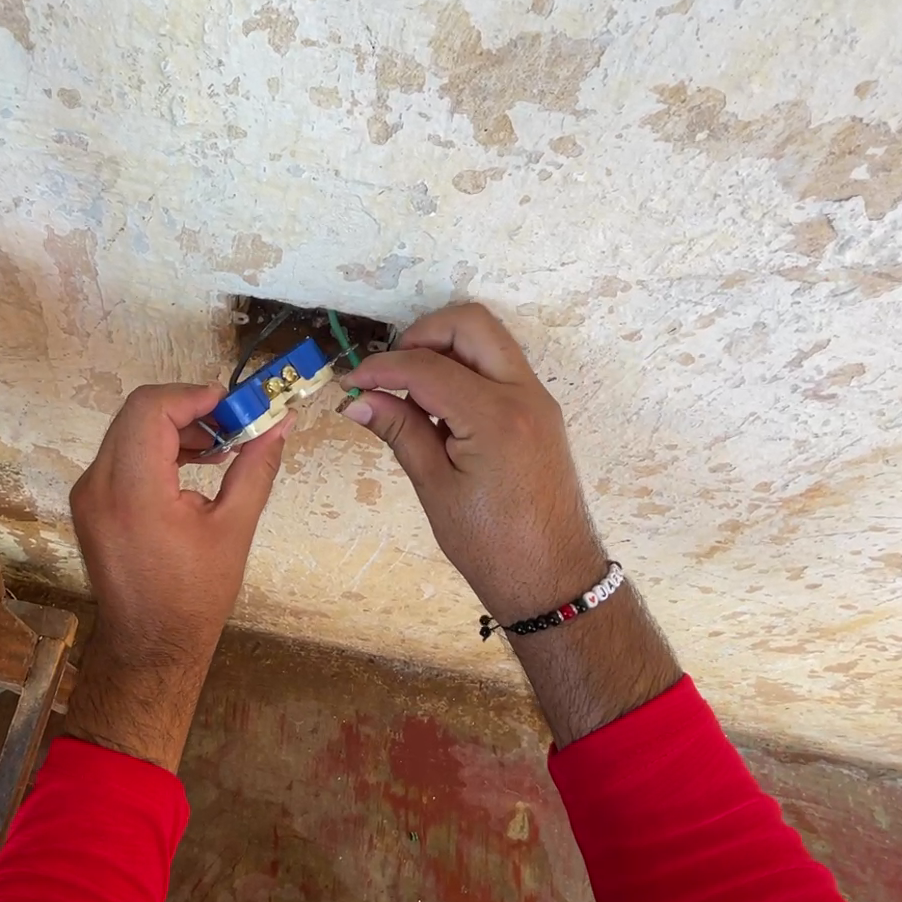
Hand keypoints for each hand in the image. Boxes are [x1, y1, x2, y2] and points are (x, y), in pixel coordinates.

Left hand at [65, 383, 290, 769]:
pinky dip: (157, 447)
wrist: (149, 646)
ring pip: (128, 429)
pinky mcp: (90, 502)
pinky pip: (122, 453)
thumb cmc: (195, 596)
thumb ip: (256, 468)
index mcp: (132, 490)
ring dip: (175, 426)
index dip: (195, 396)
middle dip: (189, 408)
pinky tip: (194, 463)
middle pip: (138, 413)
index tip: (235, 405)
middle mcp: (98, 483)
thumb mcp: (234, 529)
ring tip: (221, 444)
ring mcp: (88, 493)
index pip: (151, 408)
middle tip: (234, 422)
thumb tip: (281, 424)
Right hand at [340, 304, 679, 744]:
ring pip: (487, 338)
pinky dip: (462, 368)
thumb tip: (357, 400)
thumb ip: (399, 430)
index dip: (379, 368)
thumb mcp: (435, 487)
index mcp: (494, 416)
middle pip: (469, 323)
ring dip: (443, 349)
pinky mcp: (538, 410)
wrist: (553, 578)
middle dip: (419, 336)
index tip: (348, 382)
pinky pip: (497, 365)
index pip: (426, 367)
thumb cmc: (490, 544)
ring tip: (407, 390)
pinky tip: (436, 405)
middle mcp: (524, 393)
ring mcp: (537, 398)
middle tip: (387, 372)